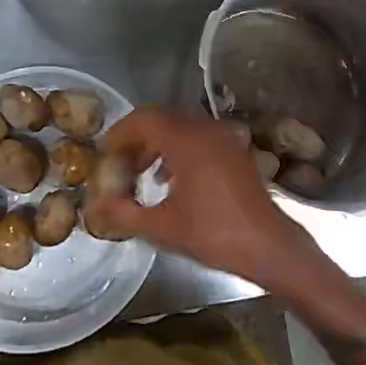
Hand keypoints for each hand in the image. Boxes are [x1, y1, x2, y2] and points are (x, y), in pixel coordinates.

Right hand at [87, 106, 333, 292]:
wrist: (270, 246)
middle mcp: (205, 129)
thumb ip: (124, 213)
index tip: (104, 152)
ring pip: (180, 125)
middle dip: (137, 137)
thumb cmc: (215, 234)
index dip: (120, 133)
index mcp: (186, 140)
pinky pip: (198, 135)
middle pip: (161, 118)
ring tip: (140, 171)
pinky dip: (178, 147)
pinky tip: (170, 177)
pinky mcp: (235, 149)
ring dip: (157, 142)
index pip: (143, 120)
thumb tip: (95, 205)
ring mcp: (224, 137)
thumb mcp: (164, 227)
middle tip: (119, 160)